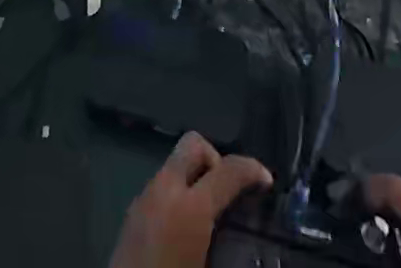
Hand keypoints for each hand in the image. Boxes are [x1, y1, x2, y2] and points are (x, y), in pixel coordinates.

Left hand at [109, 131, 272, 267]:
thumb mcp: (211, 266)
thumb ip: (230, 246)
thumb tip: (241, 235)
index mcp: (190, 208)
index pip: (227, 170)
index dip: (251, 169)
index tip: (266, 181)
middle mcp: (165, 190)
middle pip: (193, 144)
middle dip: (216, 159)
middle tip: (231, 191)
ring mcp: (145, 196)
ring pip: (176, 164)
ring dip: (197, 177)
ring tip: (213, 213)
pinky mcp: (134, 209)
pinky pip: (163, 185)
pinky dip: (180, 192)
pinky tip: (189, 226)